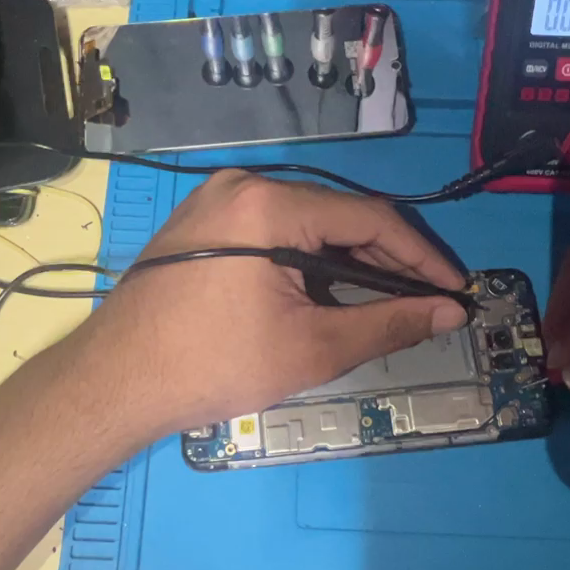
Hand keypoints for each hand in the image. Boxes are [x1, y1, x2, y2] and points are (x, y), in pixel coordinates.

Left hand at [48, 171, 469, 442]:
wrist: (114, 384)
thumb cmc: (214, 367)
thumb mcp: (311, 348)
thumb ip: (388, 323)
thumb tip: (451, 312)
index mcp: (269, 204)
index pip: (368, 217)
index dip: (419, 254)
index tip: (455, 286)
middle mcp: (243, 185)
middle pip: (335, 216)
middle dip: (385, 259)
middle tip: (426, 298)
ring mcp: (216, 201)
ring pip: (304, 224)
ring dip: (348, 262)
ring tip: (386, 300)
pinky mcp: (202, 224)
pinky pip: (272, 232)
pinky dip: (308, 261)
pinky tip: (330, 293)